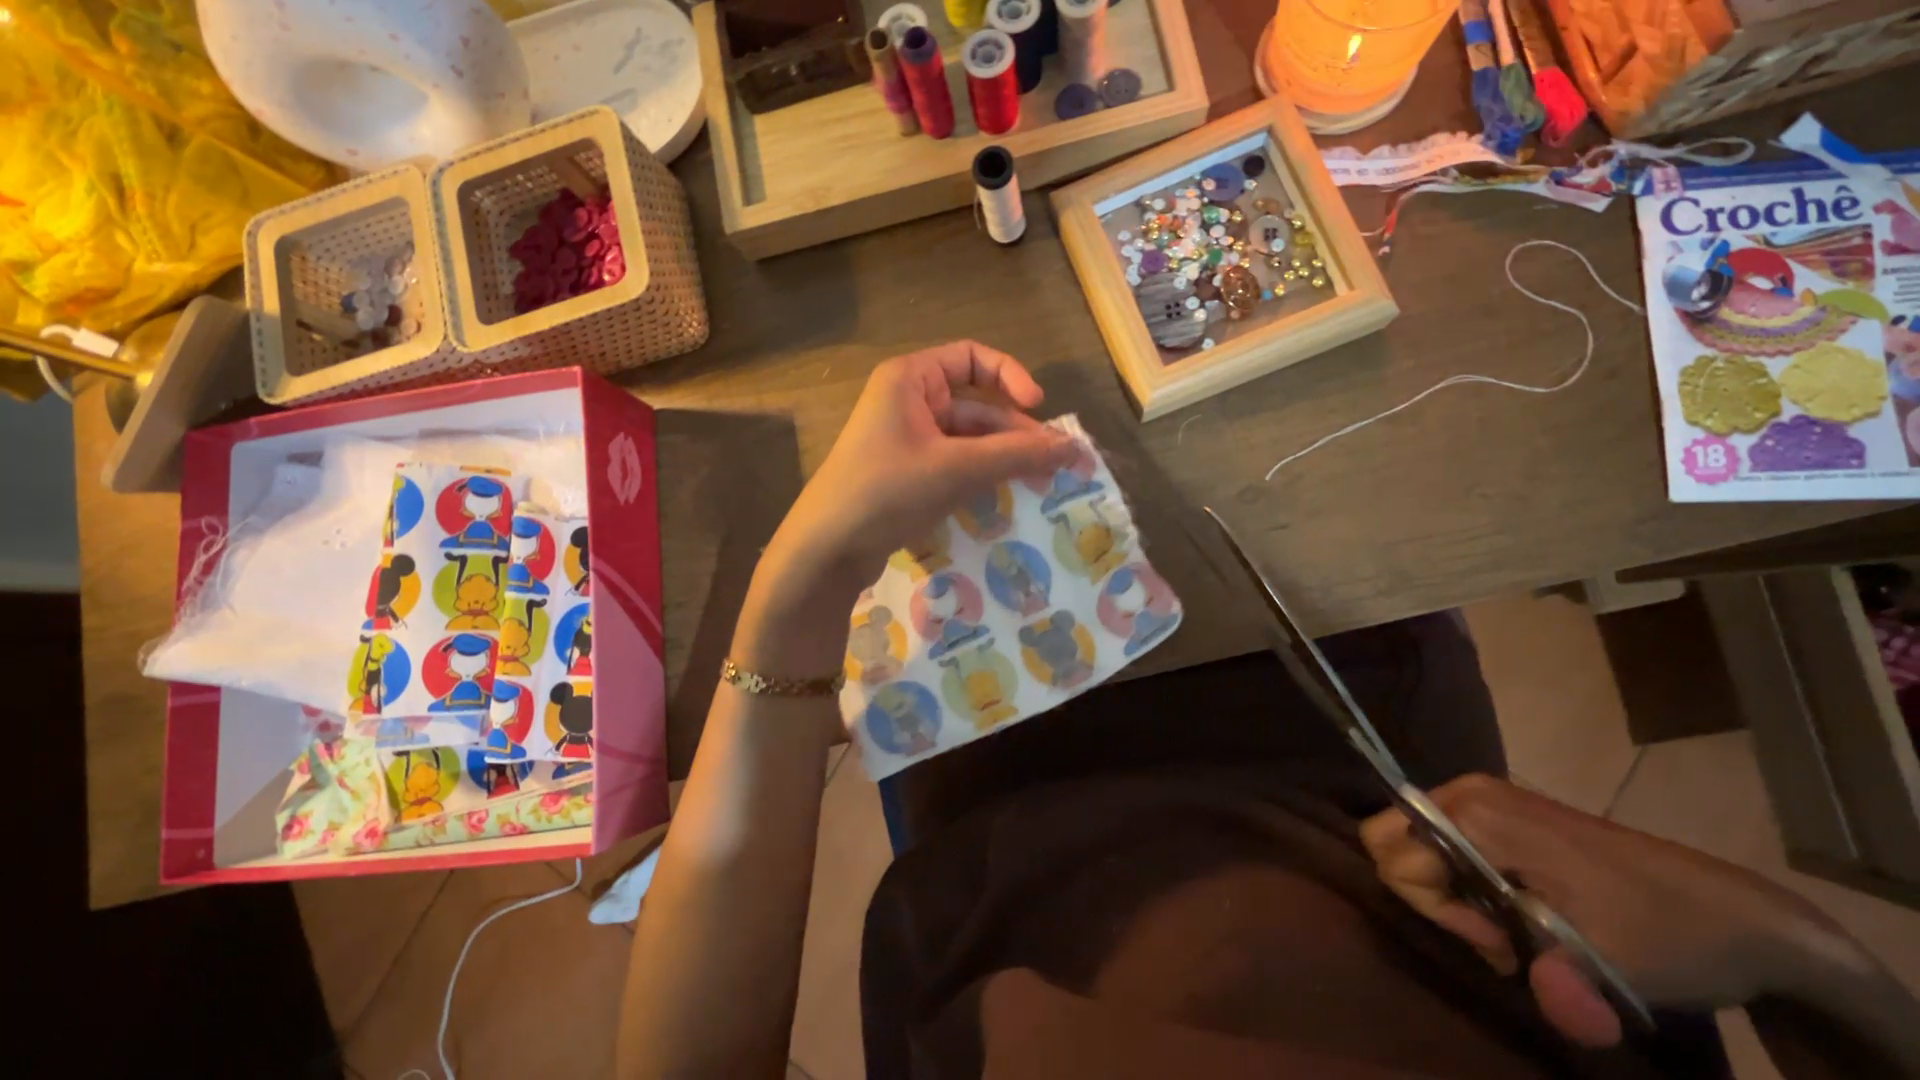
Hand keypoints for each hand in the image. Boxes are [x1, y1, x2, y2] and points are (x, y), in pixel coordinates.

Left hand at [734, 342, 1074, 675]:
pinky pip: (953, 463)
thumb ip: (1017, 456)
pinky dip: (980, 474)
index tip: (1038, 408)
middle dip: (1014, 431)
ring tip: (1040, 482)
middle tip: (1055, 462)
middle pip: (975, 404)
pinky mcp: (906, 474)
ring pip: (968, 438)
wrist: (826, 549)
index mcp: (910, 379)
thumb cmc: (887, 492)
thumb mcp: (956, 469)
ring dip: (1002, 457)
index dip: (1010, 376)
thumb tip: (1074, 448)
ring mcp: (905, 439)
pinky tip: (1006, 495)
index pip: (971, 357)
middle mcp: (907, 401)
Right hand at [1360, 775, 1870, 1048]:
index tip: (1500, 941)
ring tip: (1509, 929)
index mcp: (1479, 813)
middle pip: (1387, 840)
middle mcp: (1469, 792)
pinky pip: (1441, 841)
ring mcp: (1485, 797)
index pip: (1395, 858)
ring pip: (1410, 842)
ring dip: (1445, 895)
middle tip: (1493, 934)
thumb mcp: (1613, 964)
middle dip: (1425, 895)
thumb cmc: (1671, 933)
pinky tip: (1513, 910)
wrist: (1741, 917)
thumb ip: (1564, 982)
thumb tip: (1538, 993)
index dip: (1436, 911)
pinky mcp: (1502, 811)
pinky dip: (1460, 882)